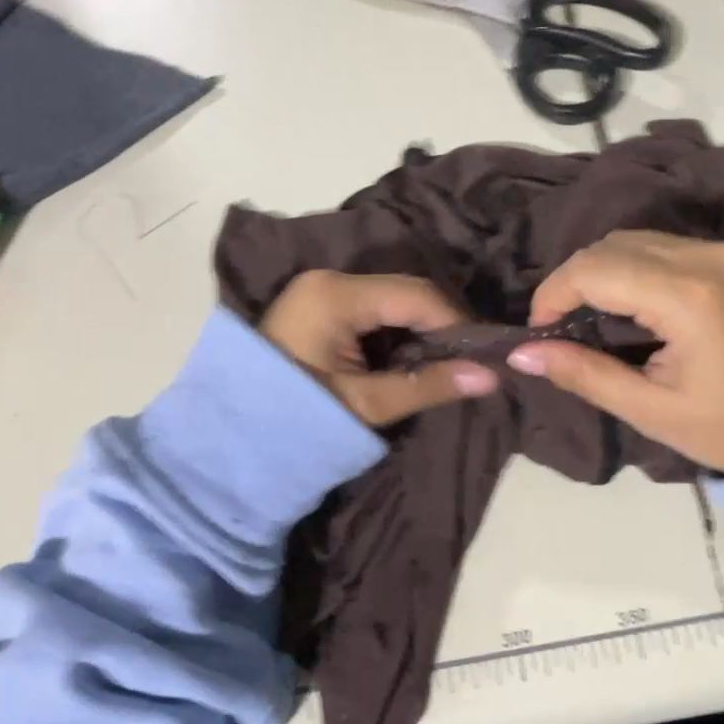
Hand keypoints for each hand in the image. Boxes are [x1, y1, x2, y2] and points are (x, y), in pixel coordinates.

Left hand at [260, 270, 497, 425]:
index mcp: (334, 296)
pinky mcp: (317, 307)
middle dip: (439, 328)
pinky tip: (408, 361)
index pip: (415, 295)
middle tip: (466, 364)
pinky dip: (394, 334)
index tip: (482, 358)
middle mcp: (327, 280)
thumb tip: (490, 376)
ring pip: (391, 301)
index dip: (455, 323)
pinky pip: (371, 311)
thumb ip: (428, 385)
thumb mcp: (367, 405)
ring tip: (441, 367)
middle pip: (404, 293)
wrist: (232, 442)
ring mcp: (319, 291)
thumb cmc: (297, 422)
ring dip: (418, 332)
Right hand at [507, 231, 723, 472]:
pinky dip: (635, 268)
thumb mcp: (654, 411)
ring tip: (592, 319)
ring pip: (638, 239)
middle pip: (613, 244)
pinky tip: (631, 307)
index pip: (594, 268)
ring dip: (604, 271)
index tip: (539, 333)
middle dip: (574, 280)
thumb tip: (521, 354)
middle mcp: (707, 257)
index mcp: (687, 296)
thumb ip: (585, 375)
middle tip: (561, 329)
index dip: (553, 294)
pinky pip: (667, 246)